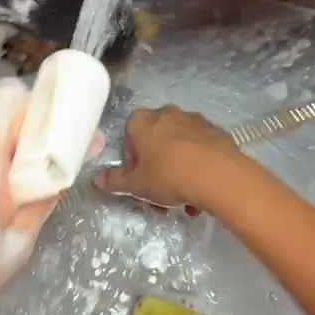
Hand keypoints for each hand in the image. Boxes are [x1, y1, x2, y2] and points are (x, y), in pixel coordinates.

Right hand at [93, 104, 241, 209]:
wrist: (217, 174)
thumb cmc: (168, 175)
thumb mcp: (137, 184)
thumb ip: (116, 181)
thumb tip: (97, 179)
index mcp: (142, 121)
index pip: (129, 136)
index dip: (132, 161)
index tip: (139, 180)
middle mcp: (166, 113)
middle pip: (156, 141)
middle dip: (157, 168)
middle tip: (161, 194)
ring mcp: (193, 120)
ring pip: (179, 147)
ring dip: (179, 170)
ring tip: (187, 201)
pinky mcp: (215, 131)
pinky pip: (200, 149)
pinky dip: (198, 166)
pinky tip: (202, 190)